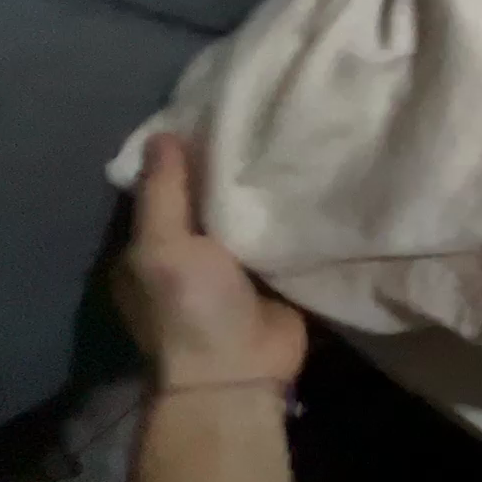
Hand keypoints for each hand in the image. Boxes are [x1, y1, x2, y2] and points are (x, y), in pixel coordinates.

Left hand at [114, 134, 306, 389]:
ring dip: (275, 190)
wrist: (241, 365)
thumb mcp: (164, 248)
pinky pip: (290, 233)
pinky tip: (326, 184)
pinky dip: (302, 213)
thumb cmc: (191, 306)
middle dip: (240, 168)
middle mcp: (195, 250)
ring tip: (308, 142)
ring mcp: (241, 263)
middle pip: (216, 199)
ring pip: (257, 214)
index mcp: (155, 246)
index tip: (223, 116)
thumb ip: (165, 196)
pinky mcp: (282, 270)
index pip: (168, 189)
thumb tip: (161, 136)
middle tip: (277, 122)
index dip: (188, 154)